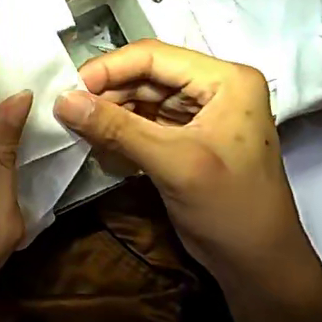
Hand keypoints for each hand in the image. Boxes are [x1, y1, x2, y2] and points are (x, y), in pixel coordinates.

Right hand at [52, 40, 312, 285]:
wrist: (259, 264)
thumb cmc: (230, 208)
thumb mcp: (173, 163)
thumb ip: (117, 128)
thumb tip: (62, 100)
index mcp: (225, 80)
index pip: (153, 57)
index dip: (106, 70)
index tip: (66, 91)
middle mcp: (213, 88)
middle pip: (144, 76)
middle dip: (105, 95)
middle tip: (65, 114)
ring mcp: (200, 113)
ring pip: (140, 99)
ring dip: (109, 115)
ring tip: (78, 131)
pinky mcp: (186, 138)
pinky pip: (144, 122)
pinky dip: (119, 133)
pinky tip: (98, 146)